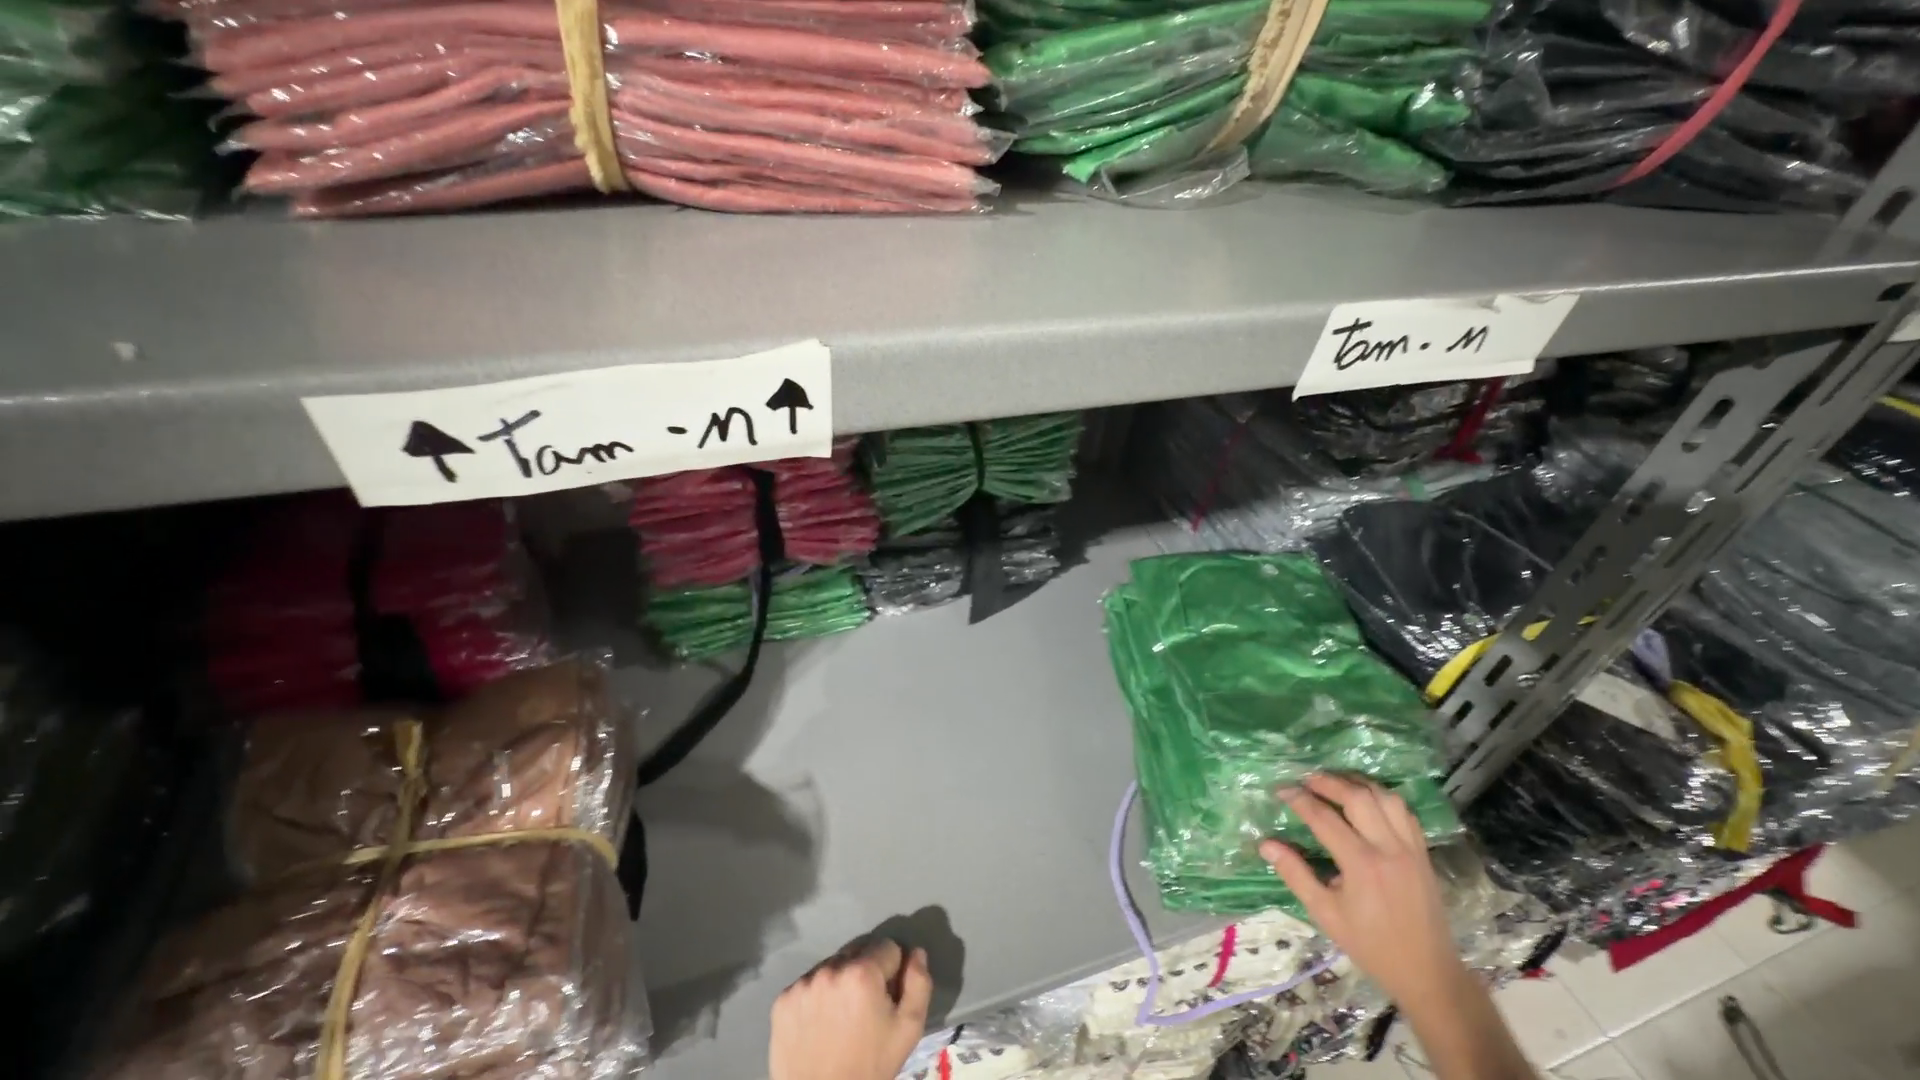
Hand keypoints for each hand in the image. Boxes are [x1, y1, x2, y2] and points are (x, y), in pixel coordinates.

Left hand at [769, 938, 930, 1079]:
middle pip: (858, 951)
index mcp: (862, 973)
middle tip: (866, 1006)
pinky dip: (817, 995)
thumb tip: (916, 952)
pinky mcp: (782, 999)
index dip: (893, 970)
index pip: (887, 947)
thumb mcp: (908, 1030)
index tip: (888, 996)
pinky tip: (820, 1021)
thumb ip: (919, 984)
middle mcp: (829, 969)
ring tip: (841, 1015)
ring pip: (831, 966)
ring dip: (841, 980)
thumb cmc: (870, 1065)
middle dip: (867, 971)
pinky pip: (808, 983)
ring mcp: (802, 983)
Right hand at [1257, 774, 1467, 1008]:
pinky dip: (1384, 798)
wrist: (1426, 971)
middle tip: (1307, 779)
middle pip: (1358, 798)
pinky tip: (1368, 800)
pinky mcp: (1423, 853)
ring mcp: (1411, 848)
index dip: (1300, 800)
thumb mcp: (1325, 914)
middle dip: (1329, 782)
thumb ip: (1296, 875)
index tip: (1282, 790)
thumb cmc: (1370, 945)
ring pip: (1386, 798)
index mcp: (1361, 865)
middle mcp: (1389, 848)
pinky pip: (1405, 812)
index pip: (1325, 819)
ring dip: (1358, 784)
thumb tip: (1266, 845)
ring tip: (1336, 783)